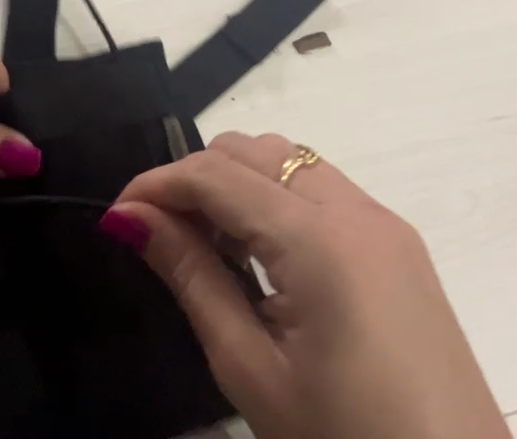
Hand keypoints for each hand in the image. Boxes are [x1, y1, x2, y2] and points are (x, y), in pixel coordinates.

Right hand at [100, 133, 509, 438]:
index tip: (116, 217)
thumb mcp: (249, 367)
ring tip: (207, 244)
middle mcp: (358, 211)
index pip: (214, 175)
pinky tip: (258, 253)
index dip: (155, 185)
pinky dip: (272, 196)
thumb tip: (129, 216)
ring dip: (234, 182)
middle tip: (161, 234)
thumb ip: (189, 275)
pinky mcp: (400, 246)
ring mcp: (386, 225)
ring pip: (285, 158)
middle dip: (193, 177)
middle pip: (250, 149)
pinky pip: (318, 186)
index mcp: (320, 240)